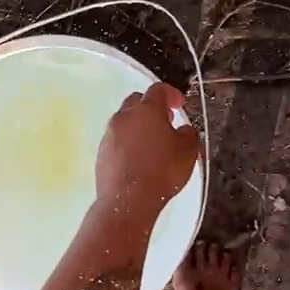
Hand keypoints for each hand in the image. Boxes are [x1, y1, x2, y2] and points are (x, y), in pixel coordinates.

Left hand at [95, 82, 200, 220]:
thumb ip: (188, 134)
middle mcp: (124, 117)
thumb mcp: (188, 151)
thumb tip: (184, 130)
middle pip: (137, 102)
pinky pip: (116, 141)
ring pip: (125, 122)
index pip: (158, 90)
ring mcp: (109, 135)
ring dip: (138, 126)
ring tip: (152, 143)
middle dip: (152, 108)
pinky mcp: (101, 153)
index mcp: (147, 110)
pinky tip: (137, 159)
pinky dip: (127, 144)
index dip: (171, 94)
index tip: (179, 104)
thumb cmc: (162, 171)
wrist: (128, 200)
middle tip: (165, 122)